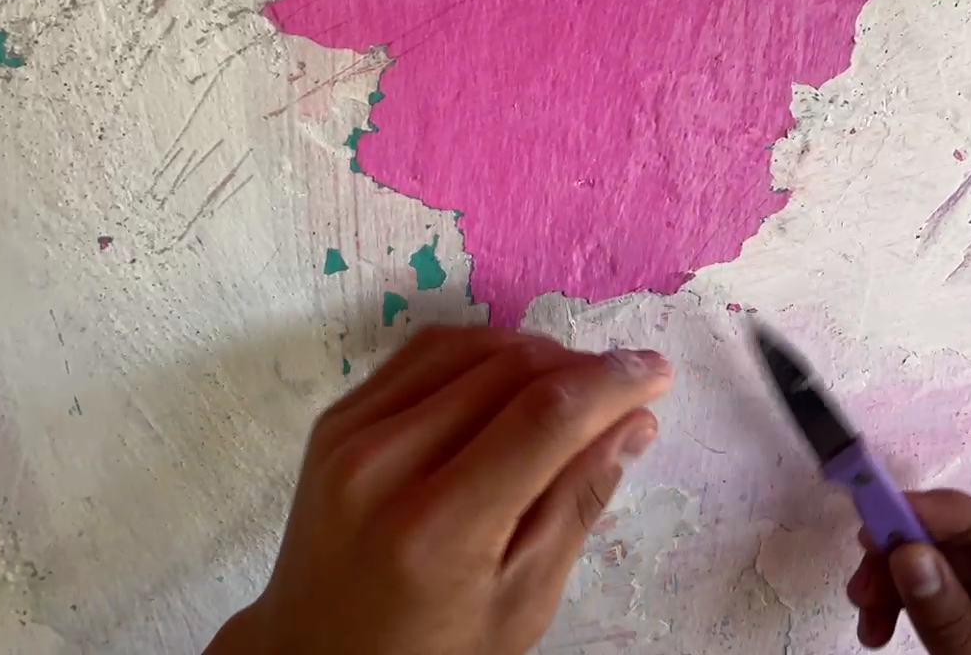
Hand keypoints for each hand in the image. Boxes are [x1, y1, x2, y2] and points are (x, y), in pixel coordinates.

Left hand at [204, 326, 672, 654]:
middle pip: (510, 371)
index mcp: (437, 531)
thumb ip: (578, 502)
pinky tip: (510, 372)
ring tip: (571, 382)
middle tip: (619, 388)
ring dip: (536, 351)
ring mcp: (352, 431)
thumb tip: (636, 420)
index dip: (611, 383)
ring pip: (472, 346)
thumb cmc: (431, 651)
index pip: (544, 419)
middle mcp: (385, 464)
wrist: (312, 654)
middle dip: (581, 367)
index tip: (658, 371)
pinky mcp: (339, 415)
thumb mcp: (520, 603)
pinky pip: (427, 350)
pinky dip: (483, 348)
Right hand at [846, 490, 970, 653]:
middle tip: (862, 571)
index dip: (954, 514)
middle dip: (910, 549)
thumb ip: (953, 625)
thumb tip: (908, 552)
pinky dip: (909, 601)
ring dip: (900, 577)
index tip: (890, 512)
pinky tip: (881, 626)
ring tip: (866, 614)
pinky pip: (948, 596)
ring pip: (953, 569)